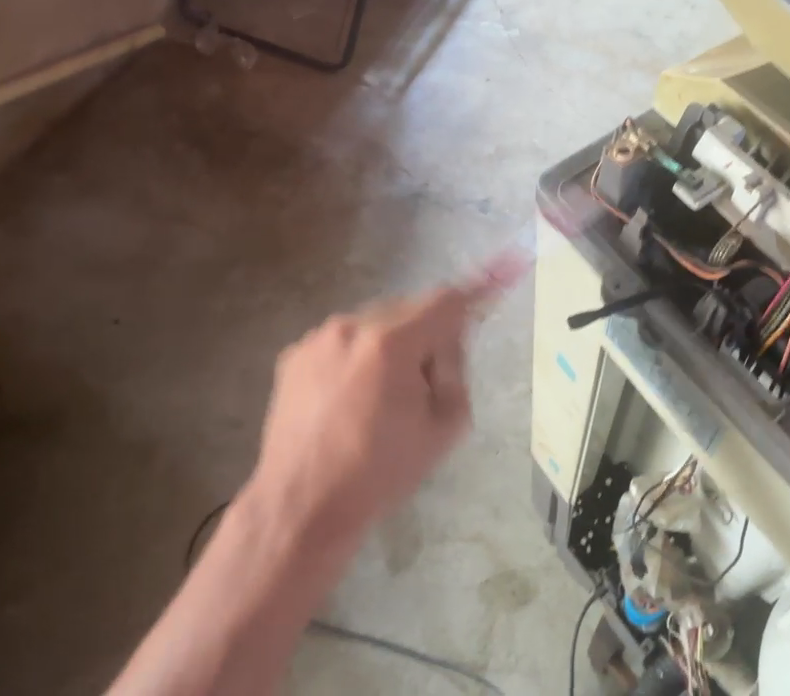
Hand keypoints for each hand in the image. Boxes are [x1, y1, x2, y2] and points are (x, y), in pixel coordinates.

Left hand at [242, 256, 524, 536]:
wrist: (301, 506)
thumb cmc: (381, 471)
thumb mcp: (445, 426)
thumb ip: (456, 371)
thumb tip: (449, 343)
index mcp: (392, 342)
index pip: (446, 301)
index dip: (475, 295)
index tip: (496, 284)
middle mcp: (352, 326)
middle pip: (409, 310)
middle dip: (425, 335)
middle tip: (425, 383)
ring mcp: (317, 339)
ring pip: (373, 325)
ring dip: (388, 345)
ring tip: (380, 398)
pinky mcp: (293, 355)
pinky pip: (342, 342)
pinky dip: (355, 359)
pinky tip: (348, 401)